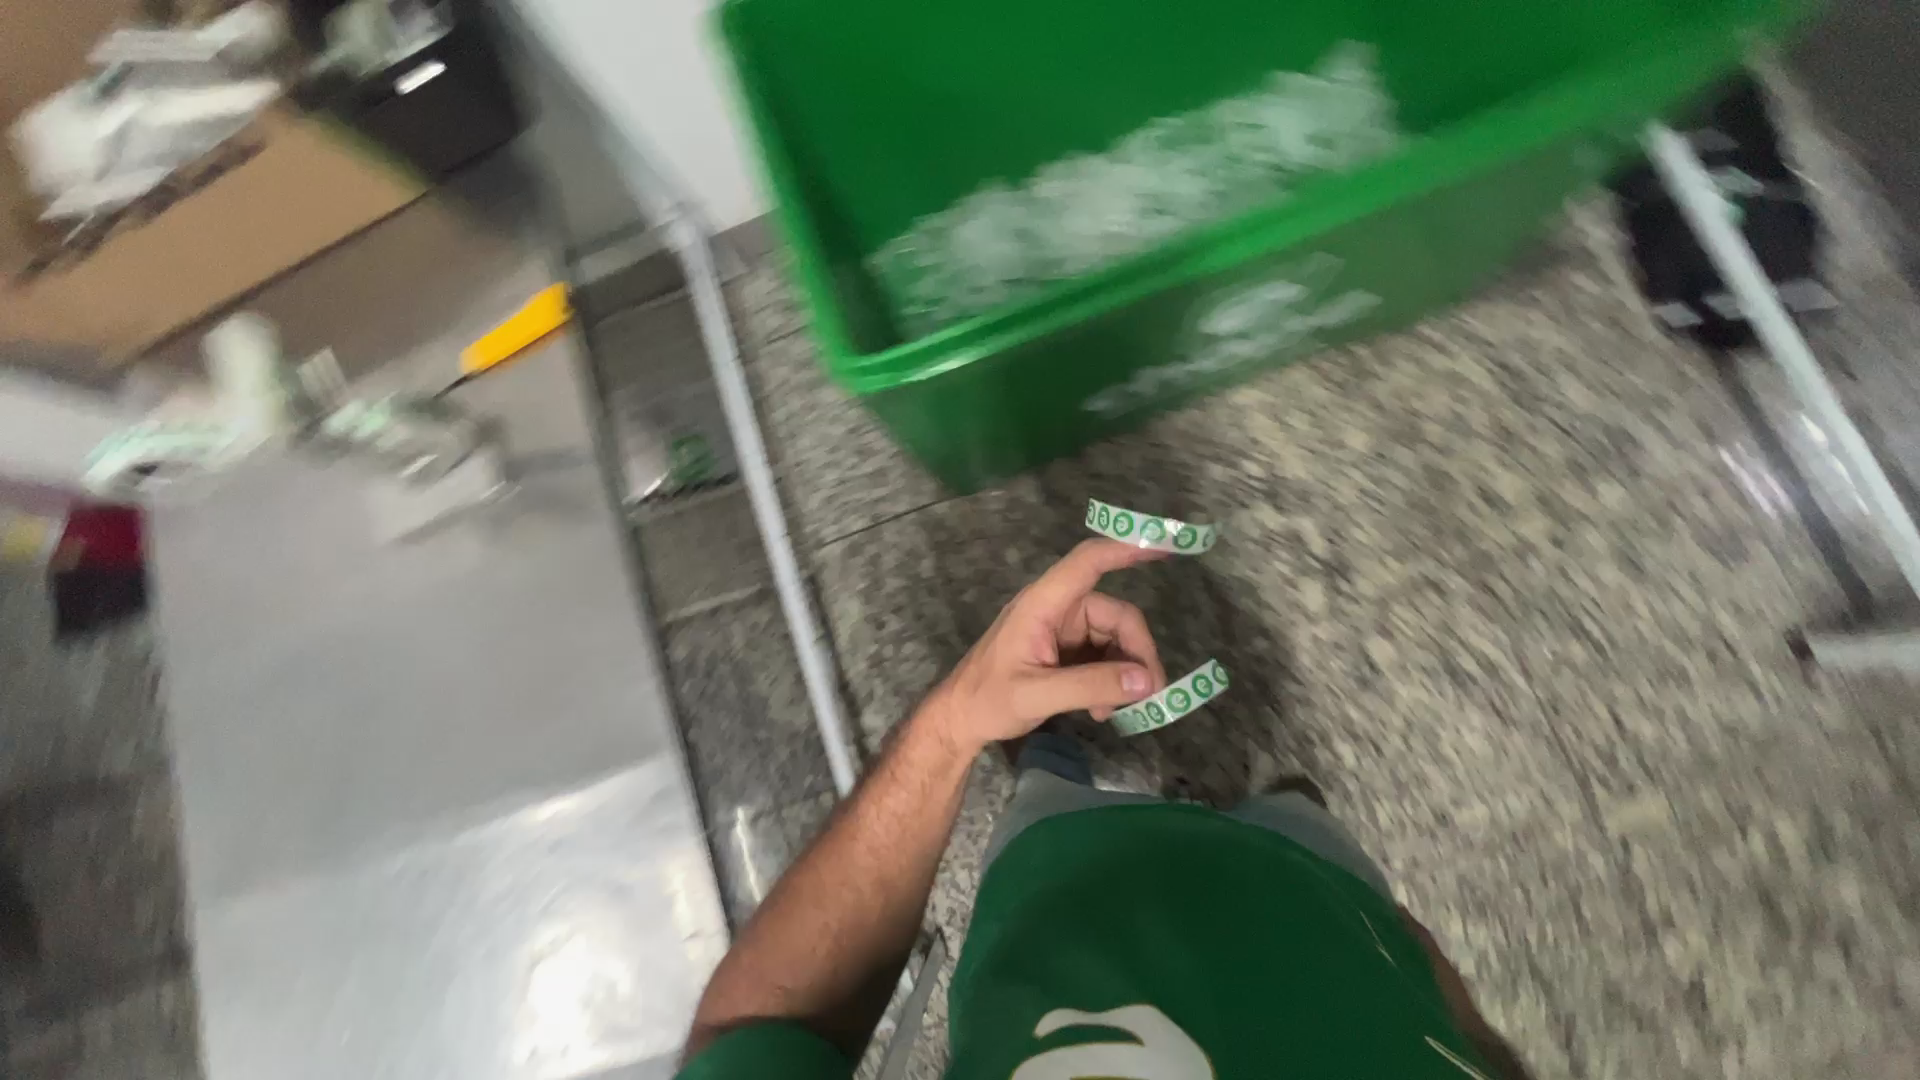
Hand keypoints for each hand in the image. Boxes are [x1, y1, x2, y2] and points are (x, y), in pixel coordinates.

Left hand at [918, 539, 1168, 753]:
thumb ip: (1090, 686)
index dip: (1128, 549)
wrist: (960, 719)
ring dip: (1124, 674)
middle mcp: (1056, 609)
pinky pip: (1103, 657)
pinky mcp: (1065, 651)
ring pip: (1115, 639)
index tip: (1167, 546)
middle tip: (1149, 695)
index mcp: (1042, 604)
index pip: (1089, 561)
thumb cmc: (987, 700)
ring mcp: (1062, 630)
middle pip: (1116, 615)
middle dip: (1138, 653)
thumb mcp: (1037, 695)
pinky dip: (1110, 682)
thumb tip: (1145, 681)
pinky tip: (1101, 711)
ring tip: (1114, 712)